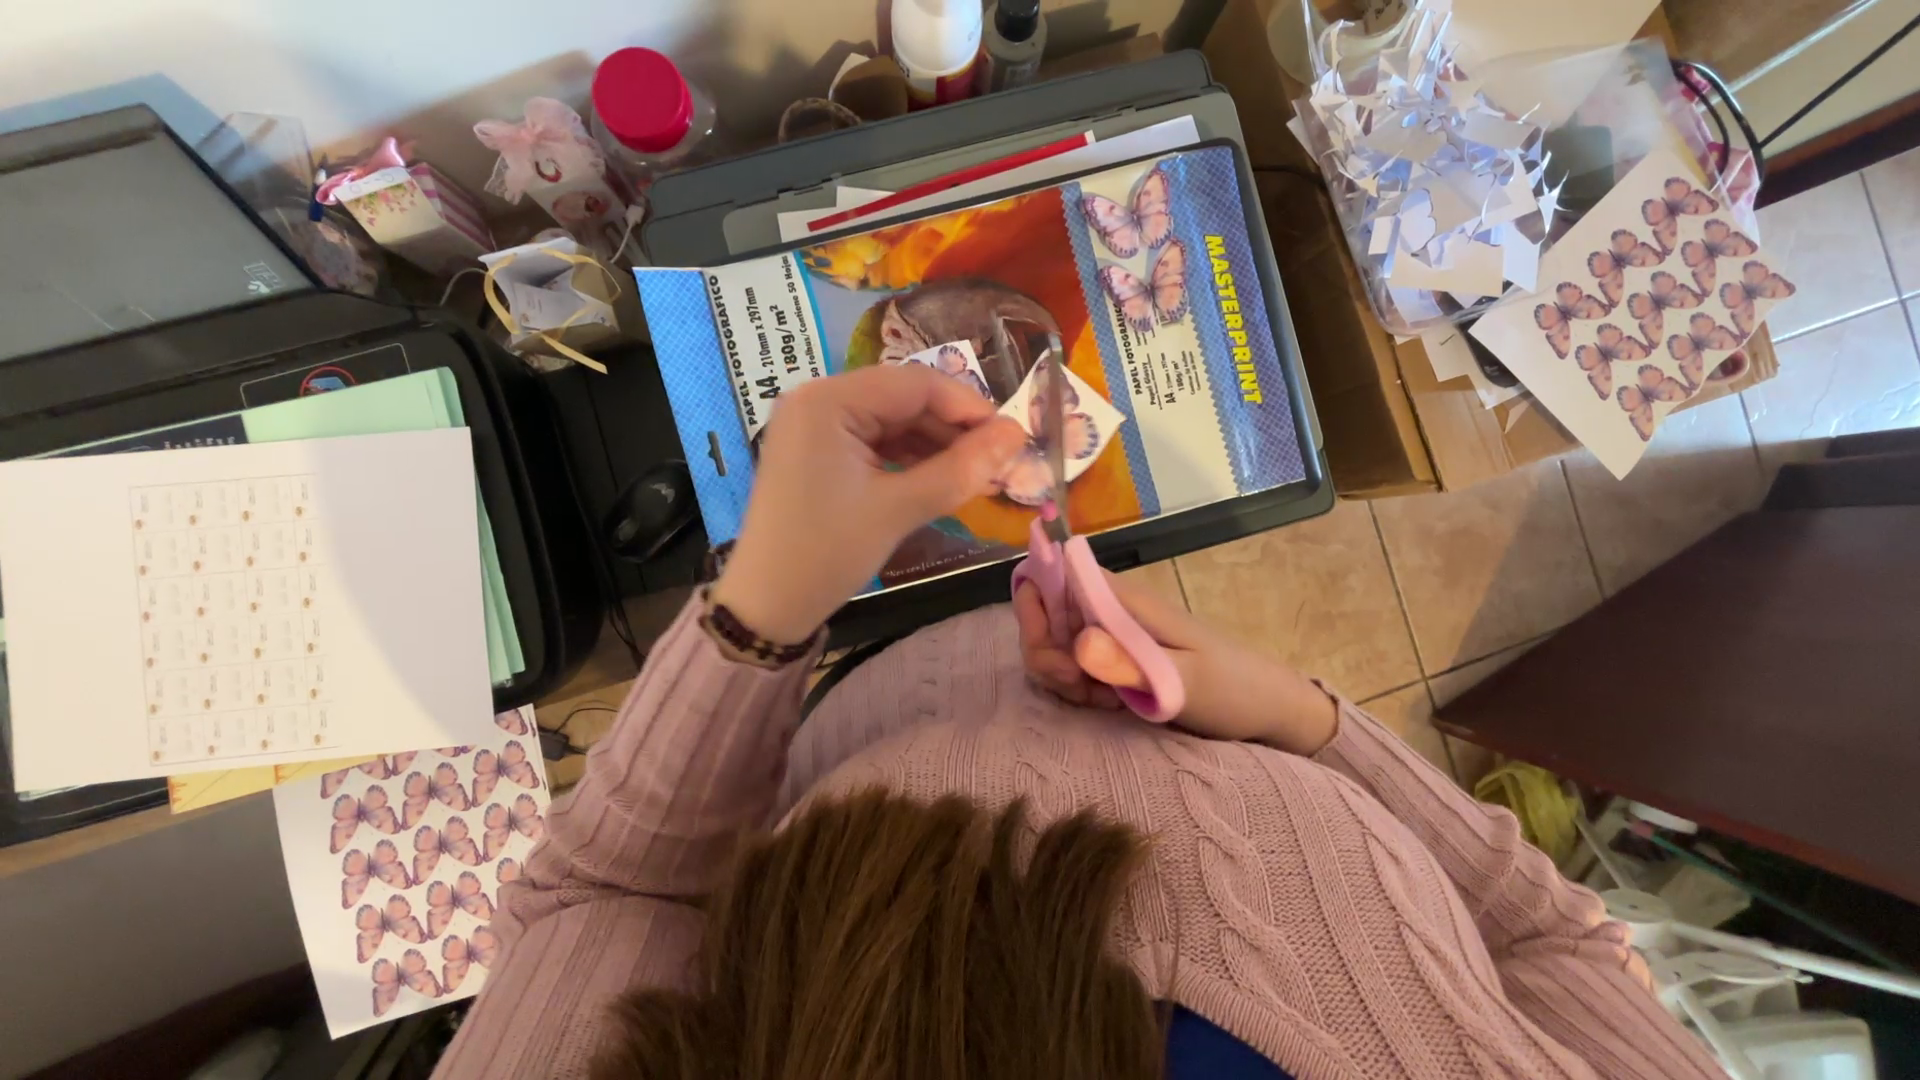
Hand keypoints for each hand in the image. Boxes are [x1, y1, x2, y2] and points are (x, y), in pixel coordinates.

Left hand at [712, 364, 1026, 643]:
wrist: (766, 606)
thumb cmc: (827, 553)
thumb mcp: (899, 509)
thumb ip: (961, 468)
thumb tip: (1016, 435)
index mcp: (828, 400)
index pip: (916, 384)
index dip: (969, 407)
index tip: (1012, 438)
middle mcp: (817, 399)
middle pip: (904, 399)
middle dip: (955, 430)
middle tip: (1000, 462)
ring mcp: (815, 425)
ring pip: (893, 421)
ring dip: (937, 446)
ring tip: (979, 476)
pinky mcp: (818, 451)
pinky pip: (875, 442)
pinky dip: (910, 459)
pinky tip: (942, 479)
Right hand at [1015, 571, 1338, 754]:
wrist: (1267, 708)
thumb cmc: (1232, 689)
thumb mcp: (1183, 681)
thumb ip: (1130, 663)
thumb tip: (1077, 643)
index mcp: (1120, 597)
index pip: (1047, 575)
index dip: (1032, 610)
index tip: (1056, 657)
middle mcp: (1107, 606)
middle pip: (1041, 614)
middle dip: (1045, 657)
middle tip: (1082, 690)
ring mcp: (1109, 632)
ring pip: (1052, 644)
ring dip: (1061, 678)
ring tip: (1103, 701)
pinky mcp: (1114, 657)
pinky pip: (1071, 666)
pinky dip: (1077, 689)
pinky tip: (1108, 704)